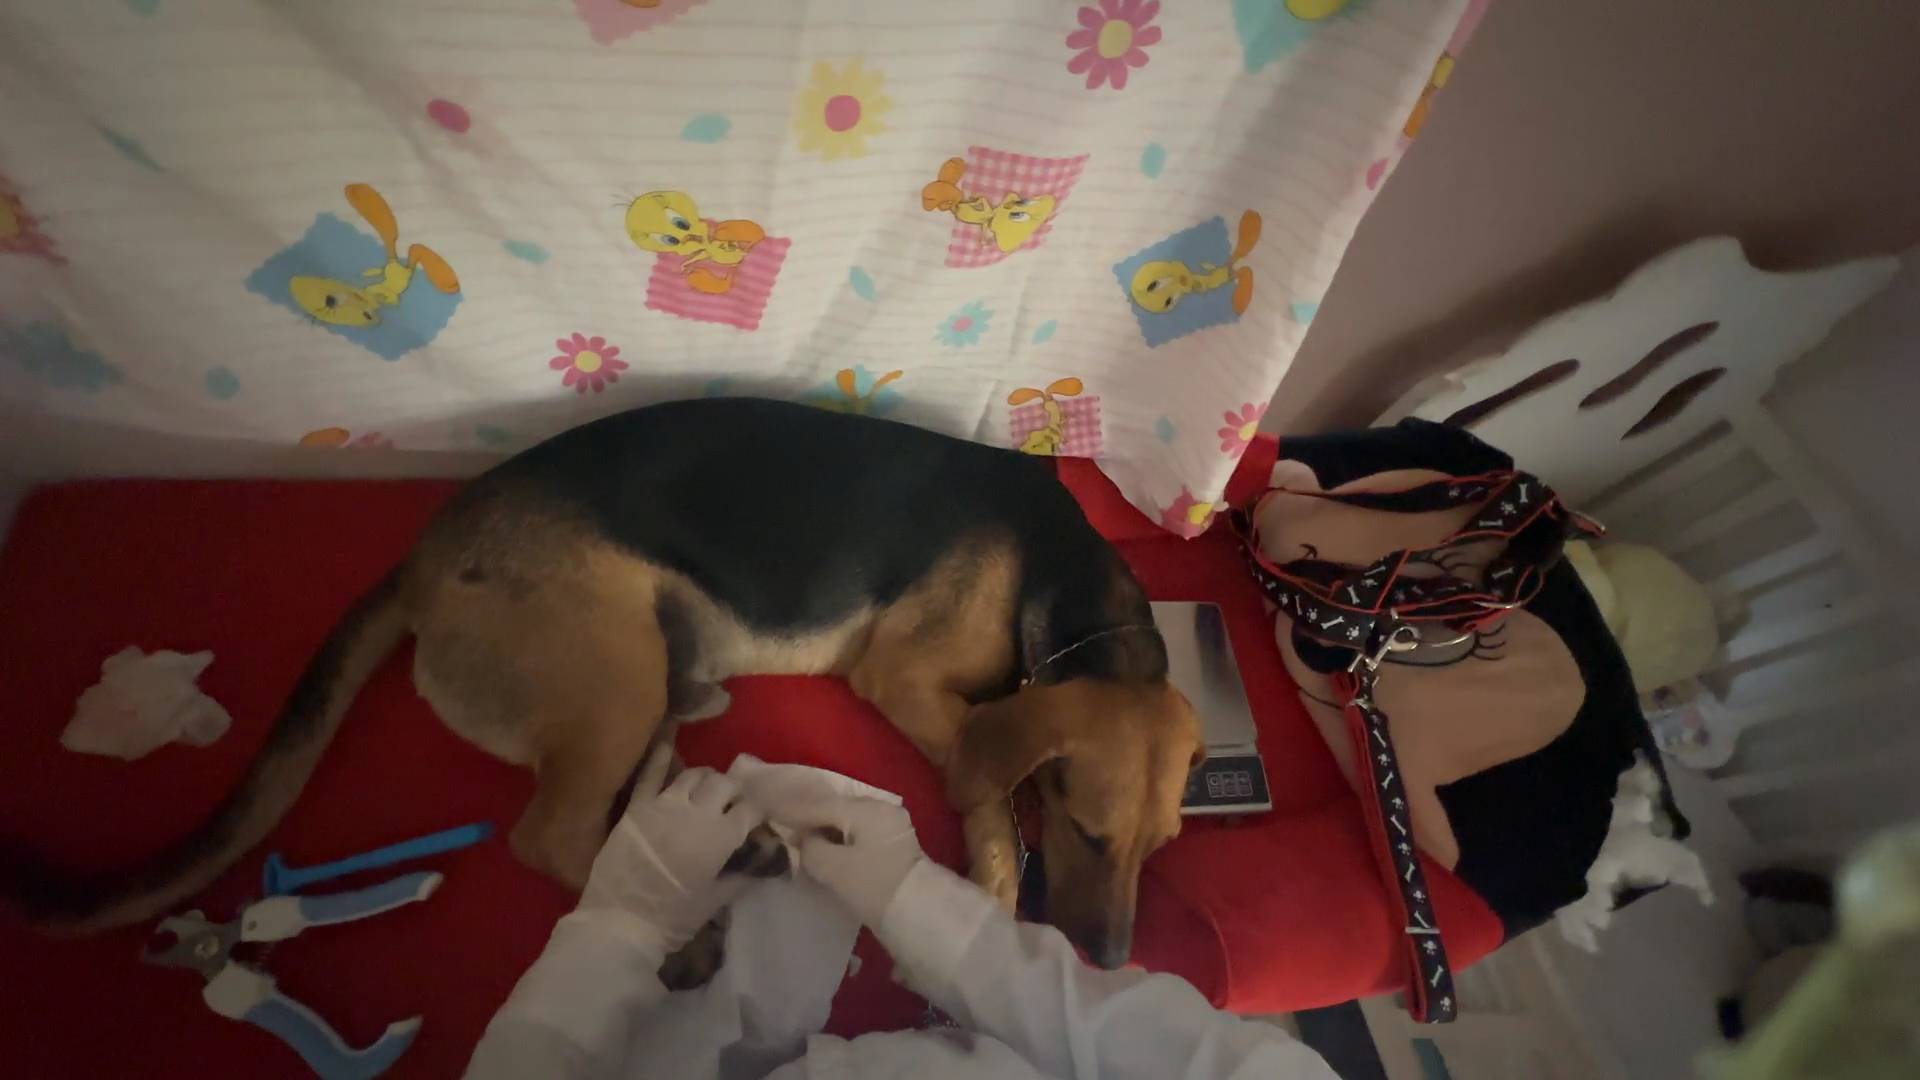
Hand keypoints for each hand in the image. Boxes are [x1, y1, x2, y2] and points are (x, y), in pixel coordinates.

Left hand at [576, 744, 766, 953]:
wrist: (620, 925)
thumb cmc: (673, 918)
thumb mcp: (716, 900)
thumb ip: (743, 875)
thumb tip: (766, 859)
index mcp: (722, 836)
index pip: (750, 809)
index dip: (755, 812)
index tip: (755, 818)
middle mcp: (698, 812)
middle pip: (724, 784)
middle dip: (732, 791)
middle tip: (729, 802)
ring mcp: (665, 806)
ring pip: (694, 775)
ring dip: (704, 778)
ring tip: (704, 787)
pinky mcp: (637, 808)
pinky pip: (649, 775)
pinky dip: (659, 758)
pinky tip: (666, 745)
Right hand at [769, 797, 926, 925]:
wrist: (918, 912)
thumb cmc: (873, 887)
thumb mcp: (834, 869)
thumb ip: (812, 848)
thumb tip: (804, 838)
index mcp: (866, 809)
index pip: (822, 805)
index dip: (793, 809)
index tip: (768, 807)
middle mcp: (881, 807)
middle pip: (836, 808)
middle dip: (810, 815)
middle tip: (782, 820)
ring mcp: (891, 822)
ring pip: (848, 819)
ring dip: (826, 826)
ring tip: (800, 832)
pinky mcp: (894, 840)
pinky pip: (859, 829)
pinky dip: (841, 835)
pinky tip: (825, 843)